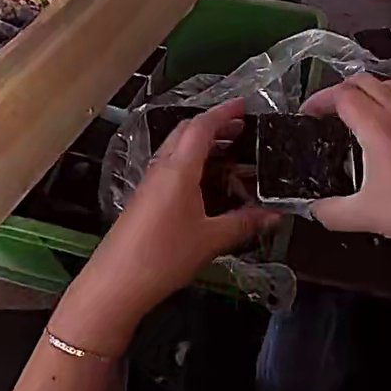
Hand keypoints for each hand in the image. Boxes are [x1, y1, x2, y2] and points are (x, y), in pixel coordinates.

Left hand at [52, 99, 277, 353]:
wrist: (113, 285)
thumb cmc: (163, 256)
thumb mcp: (211, 240)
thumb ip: (244, 223)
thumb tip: (277, 215)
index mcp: (179, 169)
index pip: (202, 126)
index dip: (224, 112)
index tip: (245, 105)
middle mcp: (162, 168)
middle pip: (186, 131)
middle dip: (214, 124)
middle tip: (242, 128)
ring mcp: (150, 182)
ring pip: (177, 148)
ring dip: (202, 143)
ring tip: (230, 151)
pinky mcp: (144, 198)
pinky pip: (171, 167)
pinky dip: (192, 161)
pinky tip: (207, 181)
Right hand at [302, 76, 390, 258]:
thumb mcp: (366, 217)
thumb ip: (332, 213)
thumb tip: (314, 210)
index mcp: (379, 129)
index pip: (343, 96)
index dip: (319, 100)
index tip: (306, 115)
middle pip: (367, 81)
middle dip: (340, 89)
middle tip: (325, 110)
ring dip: (368, 91)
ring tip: (354, 113)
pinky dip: (390, 105)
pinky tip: (387, 132)